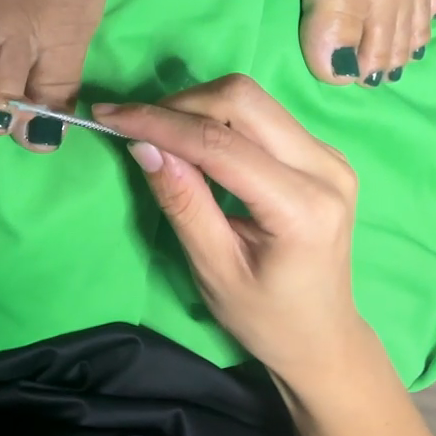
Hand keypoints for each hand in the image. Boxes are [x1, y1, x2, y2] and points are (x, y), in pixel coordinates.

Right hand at [94, 76, 369, 384]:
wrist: (322, 336)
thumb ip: (182, 202)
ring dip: (195, 107)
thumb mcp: (212, 267)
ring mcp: (327, 155)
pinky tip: (191, 143)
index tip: (108, 116)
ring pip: (250, 99)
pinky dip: (215, 117)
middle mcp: (325, 168)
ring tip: (158, 135)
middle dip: (179, 104)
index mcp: (302, 207)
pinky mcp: (319, 152)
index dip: (158, 123)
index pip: (220, 142)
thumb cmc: (264, 315)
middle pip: (242, 99)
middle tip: (134, 128)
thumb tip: (143, 146)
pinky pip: (259, 114)